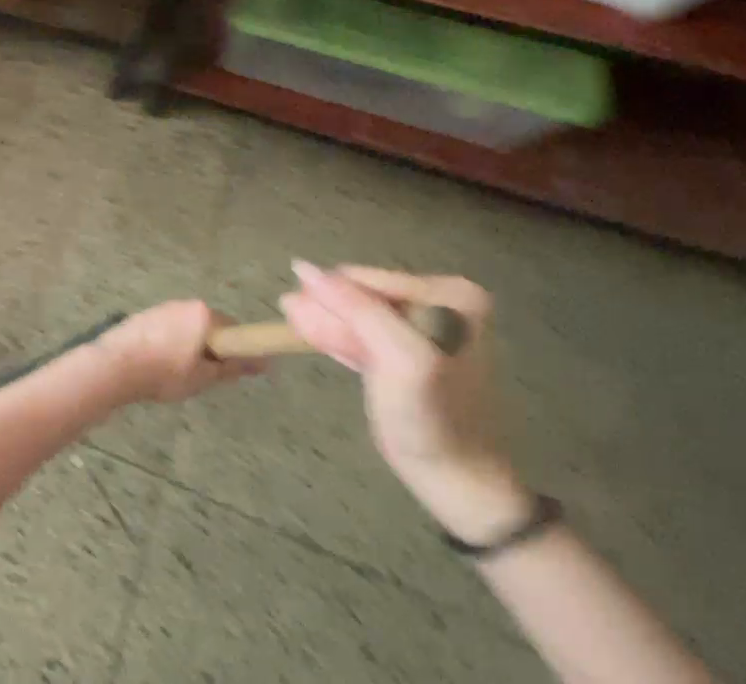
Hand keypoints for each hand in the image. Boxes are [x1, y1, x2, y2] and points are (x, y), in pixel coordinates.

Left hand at [92, 300, 259, 406]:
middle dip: (210, 348)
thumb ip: (235, 367)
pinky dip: (169, 344)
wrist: (113, 366)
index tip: (229, 369)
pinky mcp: (142, 316)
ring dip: (189, 346)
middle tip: (203, 374)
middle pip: (209, 326)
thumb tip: (266, 363)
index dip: (236, 351)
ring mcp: (160, 308)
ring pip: (186, 328)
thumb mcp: (205, 376)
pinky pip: (166, 330)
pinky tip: (159, 363)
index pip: (234, 329)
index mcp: (203, 313)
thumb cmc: (165, 373)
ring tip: (177, 371)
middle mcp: (183, 304)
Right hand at [282, 262, 531, 544]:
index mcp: (451, 296)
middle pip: (362, 295)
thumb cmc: (430, 417)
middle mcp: (445, 304)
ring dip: (324, 321)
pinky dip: (338, 337)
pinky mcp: (412, 353)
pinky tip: (312, 336)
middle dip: (325, 307)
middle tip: (290, 320)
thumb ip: (357, 310)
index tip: (294, 312)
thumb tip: (303, 268)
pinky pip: (365, 335)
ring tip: (293, 326)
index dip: (328, 295)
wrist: (456, 475)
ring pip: (358, 316)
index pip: (366, 279)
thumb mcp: (399, 357)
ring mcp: (429, 329)